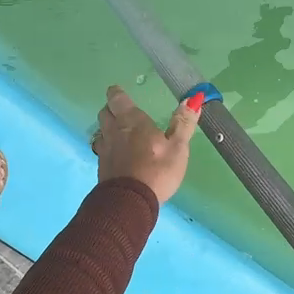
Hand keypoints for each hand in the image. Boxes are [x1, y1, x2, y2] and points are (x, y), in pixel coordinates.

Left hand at [93, 84, 199, 202]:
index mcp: (131, 121)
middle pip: (105, 113)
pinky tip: (117, 154)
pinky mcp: (102, 167)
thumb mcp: (177, 147)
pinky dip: (108, 146)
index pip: (117, 99)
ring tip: (119, 132)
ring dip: (108, 128)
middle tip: (121, 111)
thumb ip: (183, 123)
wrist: (129, 201)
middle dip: (111, 109)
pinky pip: (102, 149)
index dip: (117, 93)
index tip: (118, 91)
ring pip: (101, 131)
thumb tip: (193, 99)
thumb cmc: (157, 170)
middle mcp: (113, 131)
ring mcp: (105, 150)